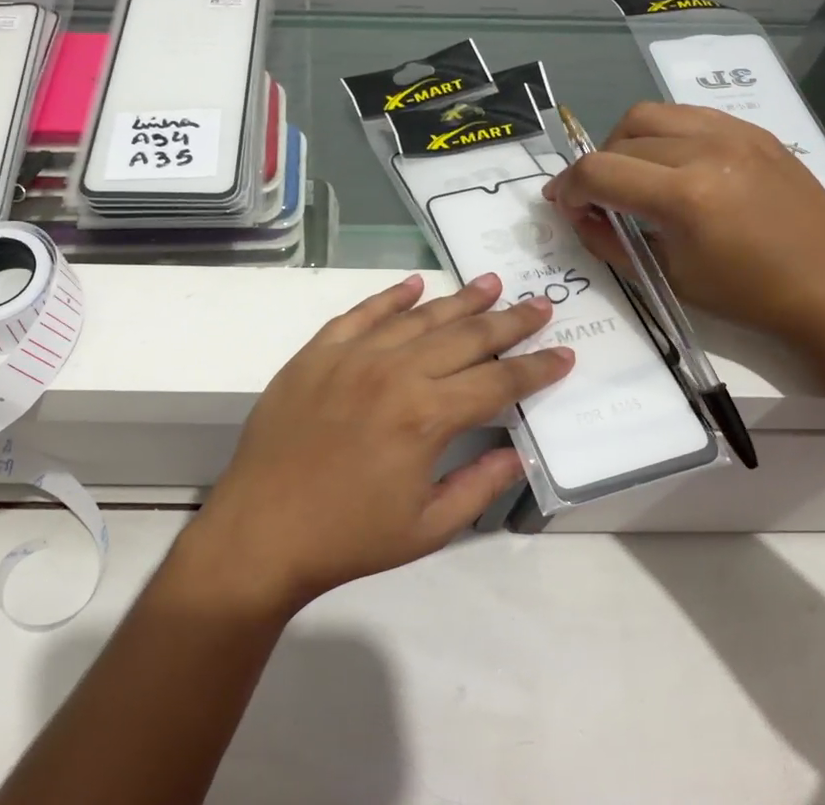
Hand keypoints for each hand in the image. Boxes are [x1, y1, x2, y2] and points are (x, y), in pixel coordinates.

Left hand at [181, 273, 573, 612]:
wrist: (260, 531)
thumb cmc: (348, 539)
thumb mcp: (428, 528)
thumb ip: (480, 486)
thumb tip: (518, 454)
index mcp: (427, 417)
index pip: (498, 383)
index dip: (536, 370)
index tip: (563, 354)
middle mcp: (394, 373)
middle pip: (465, 338)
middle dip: (509, 322)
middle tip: (539, 305)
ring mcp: (350, 357)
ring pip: (417, 318)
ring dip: (459, 300)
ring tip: (491, 284)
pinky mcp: (315, 354)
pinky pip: (359, 315)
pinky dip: (389, 298)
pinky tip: (413, 285)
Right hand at [543, 102, 824, 343]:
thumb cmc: (745, 295)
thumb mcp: (665, 277)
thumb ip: (609, 241)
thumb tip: (578, 215)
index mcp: (684, 197)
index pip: (598, 171)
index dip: (569, 189)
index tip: (564, 207)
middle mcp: (707, 151)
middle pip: (620, 139)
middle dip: (594, 169)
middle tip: (595, 201)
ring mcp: (734, 134)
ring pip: (650, 114)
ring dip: (624, 142)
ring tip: (630, 175)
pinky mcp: (754, 131)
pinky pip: (688, 115)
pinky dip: (663, 134)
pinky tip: (669, 164)